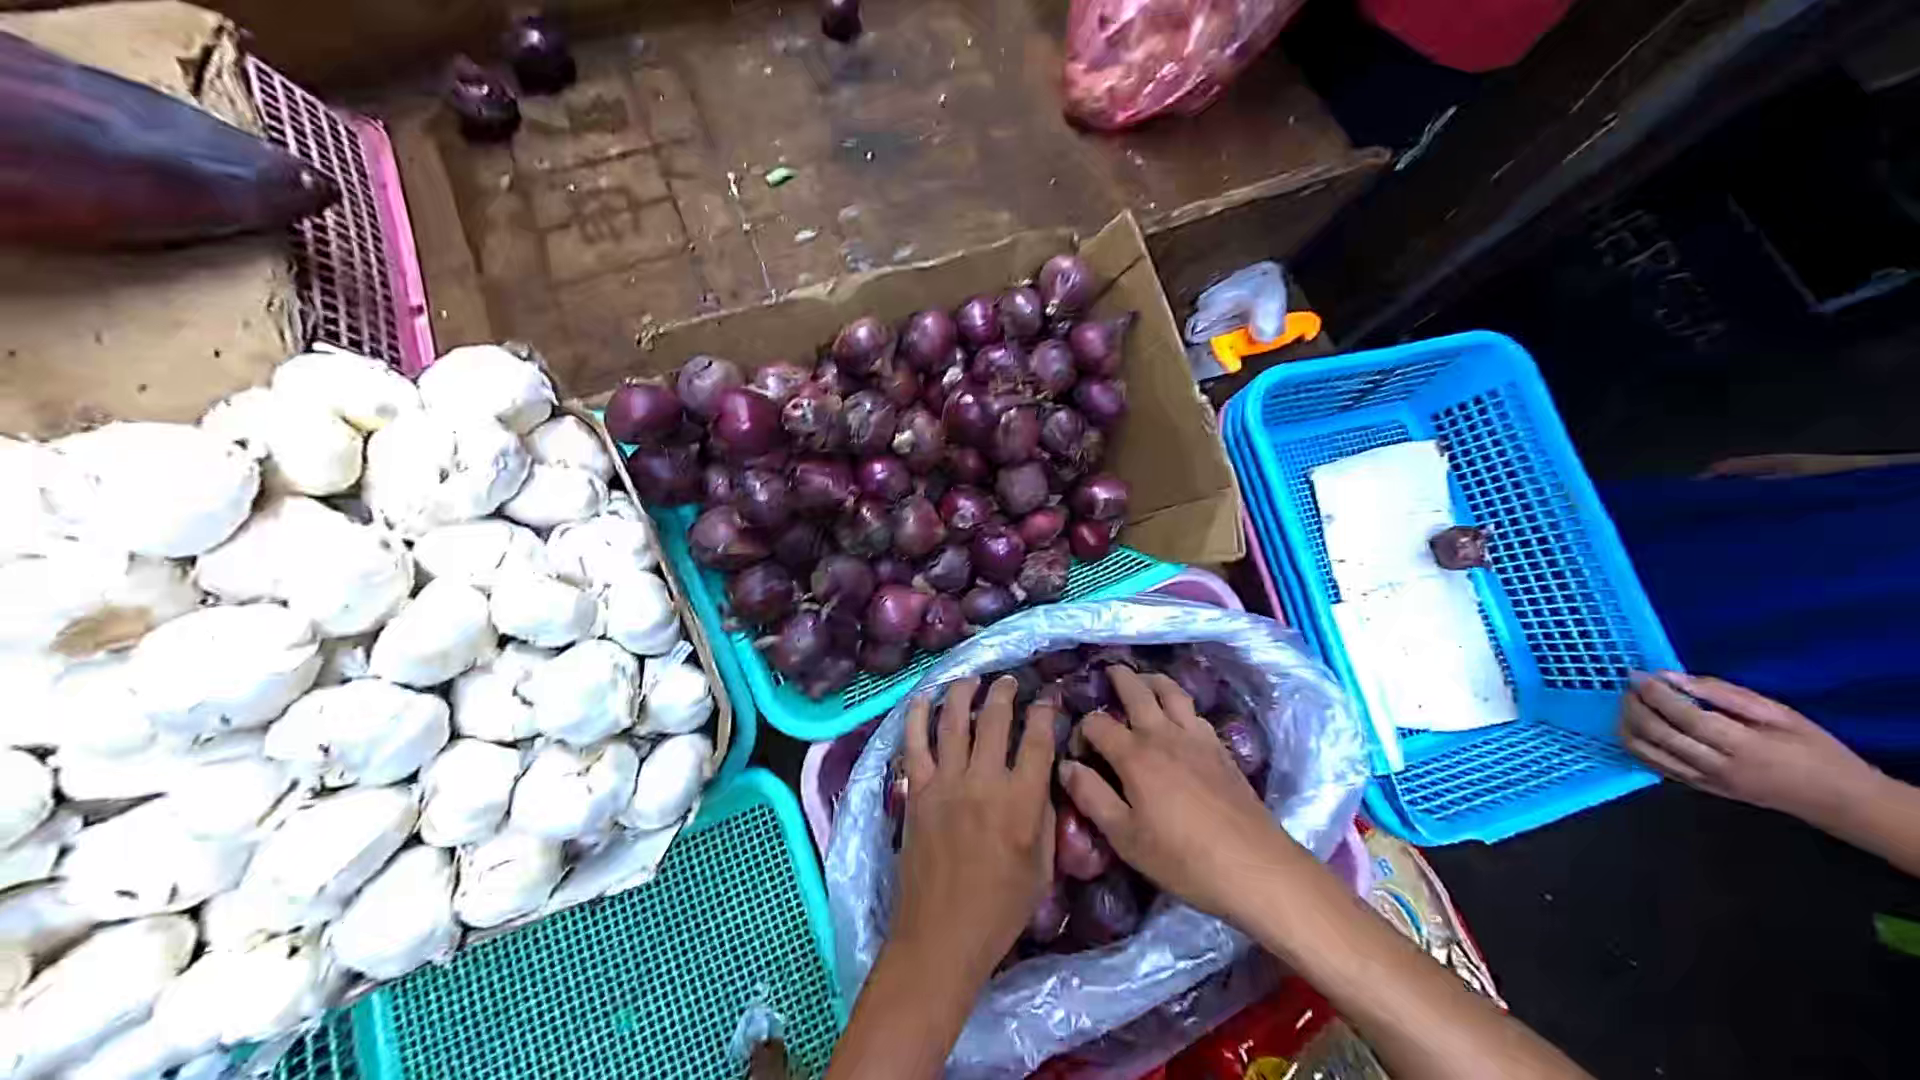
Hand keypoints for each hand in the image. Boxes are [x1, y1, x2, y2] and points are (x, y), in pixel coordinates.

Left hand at [892, 675, 1057, 975]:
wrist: (942, 934)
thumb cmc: (1000, 908)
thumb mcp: (1043, 867)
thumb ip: (1043, 815)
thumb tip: (1043, 776)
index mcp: (1021, 801)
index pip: (1038, 740)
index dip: (1045, 712)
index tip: (1048, 698)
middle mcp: (984, 781)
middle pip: (995, 719)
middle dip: (1005, 693)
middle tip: (1010, 682)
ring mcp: (945, 783)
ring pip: (954, 721)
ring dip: (964, 693)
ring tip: (972, 680)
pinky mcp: (917, 791)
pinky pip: (915, 743)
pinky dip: (918, 716)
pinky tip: (925, 697)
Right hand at [1058, 666, 1307, 924]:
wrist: (1253, 866)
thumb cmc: (1181, 857)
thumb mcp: (1124, 836)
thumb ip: (1091, 796)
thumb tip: (1066, 766)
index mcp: (1134, 754)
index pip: (1097, 723)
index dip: (1082, 730)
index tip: (1079, 750)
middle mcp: (1164, 735)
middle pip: (1138, 691)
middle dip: (1120, 678)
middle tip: (1110, 671)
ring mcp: (1197, 738)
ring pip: (1172, 692)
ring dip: (1154, 681)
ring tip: (1144, 680)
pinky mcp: (1221, 749)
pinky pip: (1195, 712)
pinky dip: (1180, 704)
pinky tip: (1179, 717)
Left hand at [1619, 671, 1882, 824]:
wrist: (1840, 800)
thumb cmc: (1817, 751)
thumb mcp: (1782, 714)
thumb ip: (1725, 694)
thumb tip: (1672, 677)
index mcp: (1746, 747)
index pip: (1686, 717)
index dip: (1655, 693)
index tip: (1637, 674)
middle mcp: (1717, 767)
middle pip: (1656, 733)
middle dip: (1634, 704)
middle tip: (1630, 685)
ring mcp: (1703, 781)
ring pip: (1644, 749)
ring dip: (1626, 721)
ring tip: (1631, 701)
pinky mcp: (1696, 787)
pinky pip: (1650, 762)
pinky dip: (1634, 740)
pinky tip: (1635, 723)